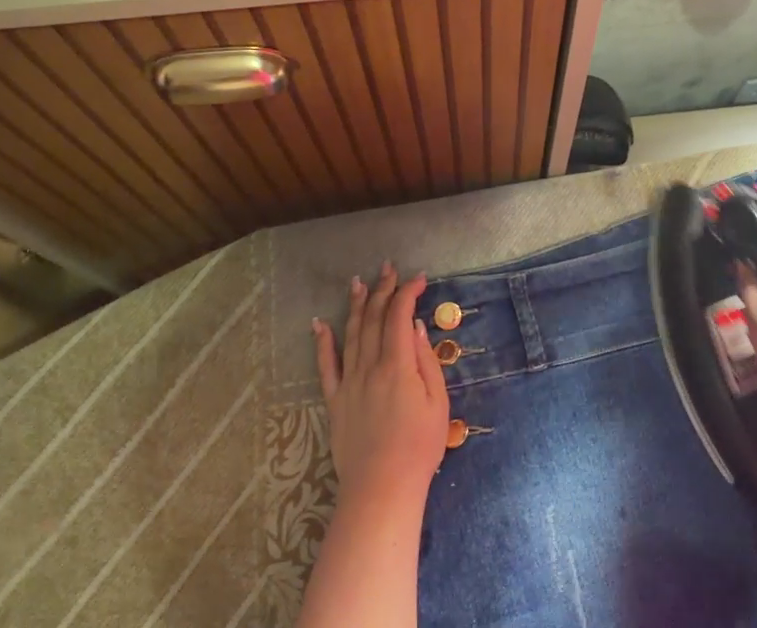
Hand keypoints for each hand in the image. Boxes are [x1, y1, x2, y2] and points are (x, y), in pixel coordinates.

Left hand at [312, 263, 448, 508]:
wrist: (381, 487)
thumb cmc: (419, 447)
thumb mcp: (438, 403)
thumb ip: (426, 362)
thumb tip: (415, 328)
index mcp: (397, 365)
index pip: (399, 317)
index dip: (407, 293)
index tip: (419, 279)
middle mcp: (369, 366)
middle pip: (373, 319)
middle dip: (382, 290)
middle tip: (387, 268)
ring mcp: (348, 382)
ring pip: (350, 334)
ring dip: (355, 305)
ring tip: (358, 282)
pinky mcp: (334, 400)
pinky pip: (325, 365)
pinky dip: (322, 342)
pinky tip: (319, 324)